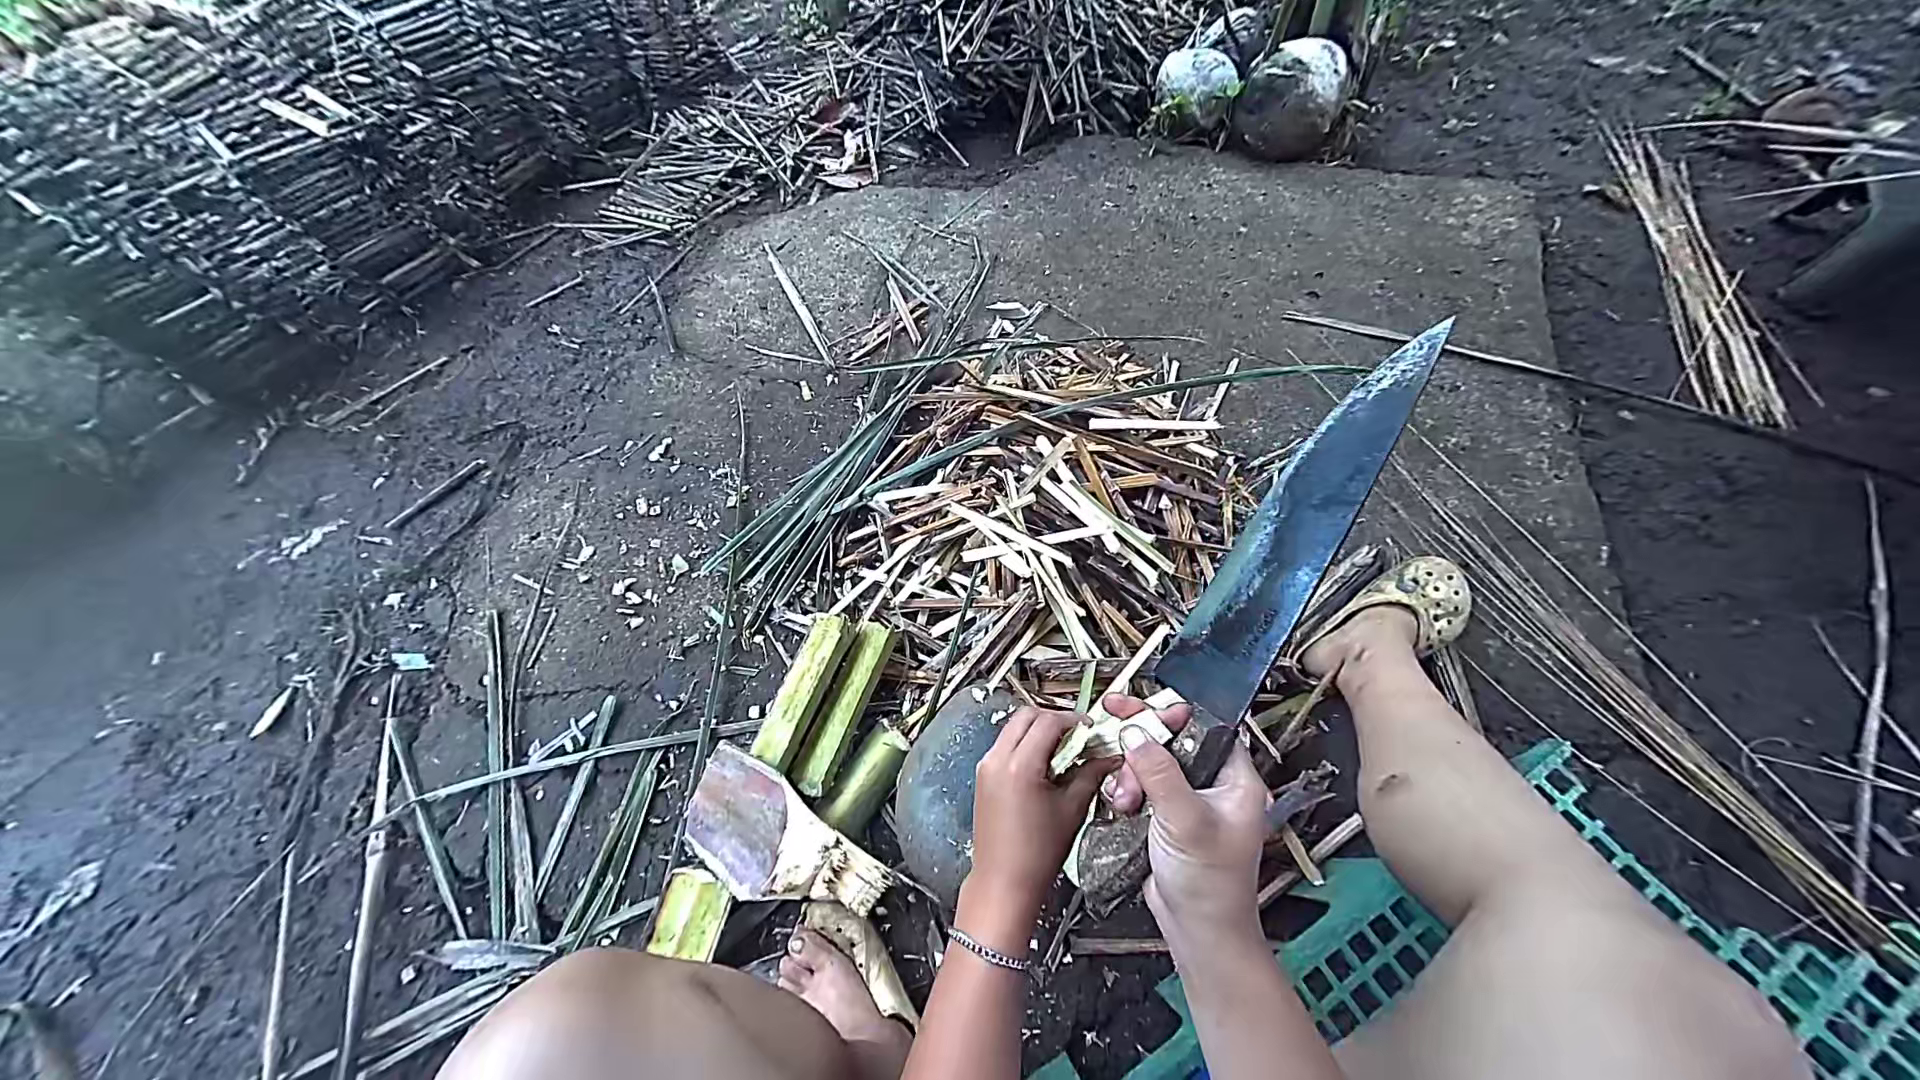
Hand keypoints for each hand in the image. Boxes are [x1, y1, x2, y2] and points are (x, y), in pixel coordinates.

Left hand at [968, 706, 1120, 915]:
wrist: (1003, 882)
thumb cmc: (1035, 855)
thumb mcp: (1072, 809)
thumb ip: (1089, 774)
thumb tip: (1105, 757)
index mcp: (1019, 766)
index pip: (1047, 722)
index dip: (1072, 720)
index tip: (1088, 728)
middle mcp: (997, 760)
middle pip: (1026, 716)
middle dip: (1053, 719)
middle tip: (1076, 734)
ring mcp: (986, 766)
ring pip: (1013, 728)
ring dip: (1037, 730)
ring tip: (1062, 749)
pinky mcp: (983, 775)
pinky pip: (1005, 745)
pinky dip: (1024, 744)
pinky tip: (1044, 763)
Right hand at [1099, 694, 1269, 948]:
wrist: (1197, 931)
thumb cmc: (1211, 886)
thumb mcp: (1186, 821)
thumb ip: (1161, 773)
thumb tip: (1137, 734)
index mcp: (1234, 779)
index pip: (1204, 727)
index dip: (1172, 714)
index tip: (1141, 709)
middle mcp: (1211, 784)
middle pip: (1170, 739)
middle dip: (1141, 740)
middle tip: (1114, 719)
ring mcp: (1186, 798)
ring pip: (1149, 761)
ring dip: (1129, 771)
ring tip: (1126, 797)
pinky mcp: (1164, 812)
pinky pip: (1139, 783)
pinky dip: (1125, 788)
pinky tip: (1122, 804)